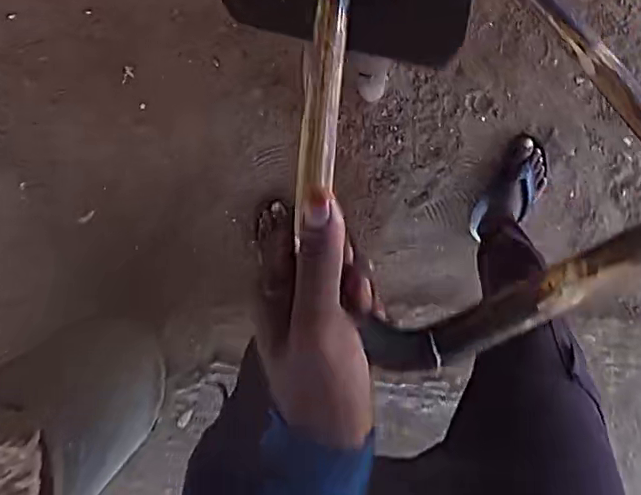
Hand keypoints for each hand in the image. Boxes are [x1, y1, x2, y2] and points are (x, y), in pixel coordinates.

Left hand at [254, 190, 376, 448]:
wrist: (338, 442)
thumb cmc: (319, 384)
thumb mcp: (319, 315)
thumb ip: (318, 258)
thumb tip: (317, 199)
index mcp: (271, 282)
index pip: (291, 226)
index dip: (318, 227)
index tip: (339, 243)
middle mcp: (287, 288)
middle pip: (320, 244)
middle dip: (344, 259)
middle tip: (352, 287)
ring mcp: (310, 304)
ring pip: (339, 266)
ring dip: (357, 280)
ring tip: (360, 307)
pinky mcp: (332, 319)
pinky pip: (352, 289)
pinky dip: (364, 299)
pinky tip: (369, 318)